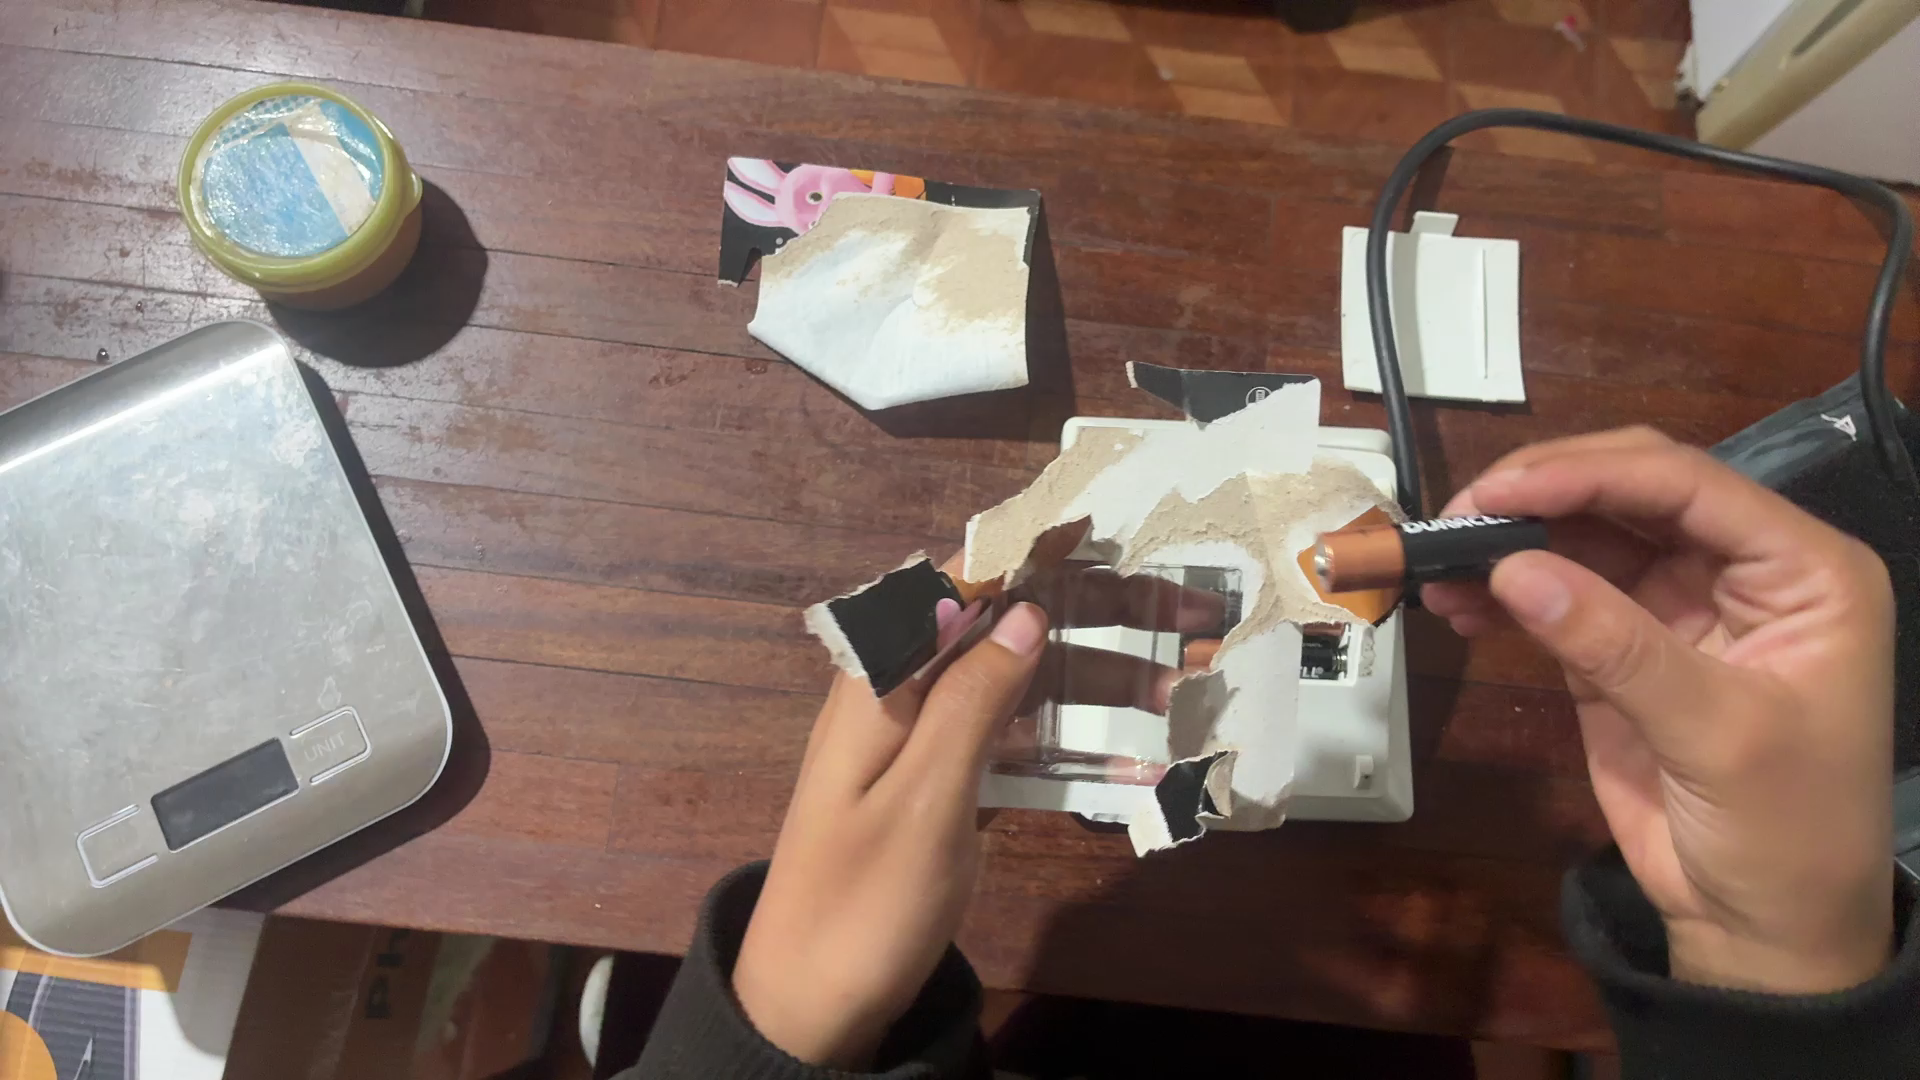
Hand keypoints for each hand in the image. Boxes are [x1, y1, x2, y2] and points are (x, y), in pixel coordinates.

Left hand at [733, 561, 1226, 1066]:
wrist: (812, 1008)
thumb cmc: (862, 902)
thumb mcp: (924, 797)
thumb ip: (971, 698)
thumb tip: (1021, 609)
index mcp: (880, 678)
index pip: (951, 582)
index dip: (1020, 551)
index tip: (1092, 533)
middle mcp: (904, 693)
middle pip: (999, 631)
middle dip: (1083, 619)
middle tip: (1173, 616)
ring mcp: (927, 741)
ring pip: (1015, 687)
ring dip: (1088, 684)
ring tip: (1172, 691)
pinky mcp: (945, 782)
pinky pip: (1010, 744)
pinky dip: (1064, 746)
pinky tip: (1129, 763)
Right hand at [1423, 427, 1896, 994]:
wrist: (1754, 911)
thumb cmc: (1780, 827)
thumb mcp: (1715, 734)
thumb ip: (1615, 646)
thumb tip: (1510, 570)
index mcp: (1795, 571)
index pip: (1683, 485)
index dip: (1583, 476)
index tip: (1492, 496)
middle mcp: (1730, 567)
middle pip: (1621, 491)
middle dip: (1535, 495)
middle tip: (1456, 518)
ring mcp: (1662, 600)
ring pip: (1571, 535)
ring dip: (1501, 544)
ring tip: (1438, 566)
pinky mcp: (1607, 636)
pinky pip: (1542, 589)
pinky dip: (1493, 590)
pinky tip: (1455, 607)